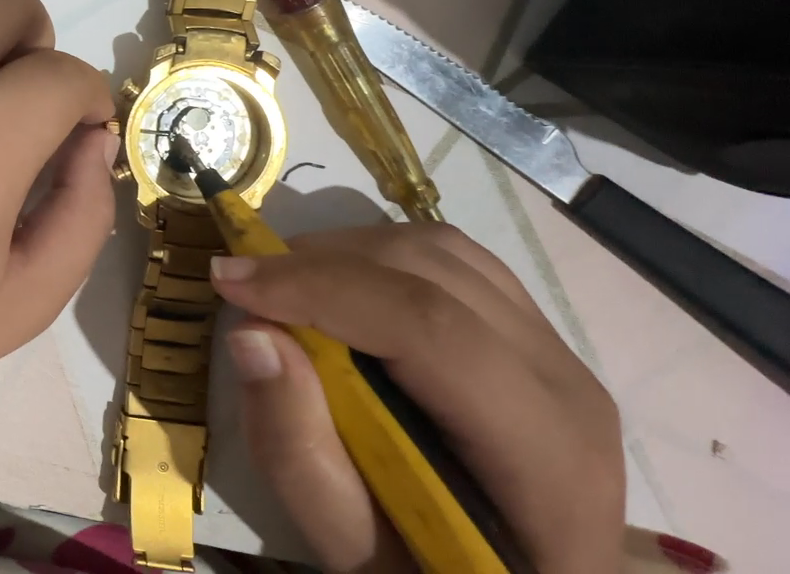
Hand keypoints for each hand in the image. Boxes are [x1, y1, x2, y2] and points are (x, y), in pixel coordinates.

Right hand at [211, 223, 624, 573]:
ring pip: (438, 249)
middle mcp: (565, 385)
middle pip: (430, 273)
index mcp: (541, 454)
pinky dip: (376, 255)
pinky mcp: (531, 332)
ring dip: (343, 252)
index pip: (429, 328)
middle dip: (317, 264)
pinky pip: (449, 257)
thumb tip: (250, 333)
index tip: (226, 281)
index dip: (320, 289)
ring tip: (281, 284)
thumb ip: (298, 449)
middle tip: (240, 285)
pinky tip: (336, 287)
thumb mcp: (349, 544)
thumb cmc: (427, 570)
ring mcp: (555, 351)